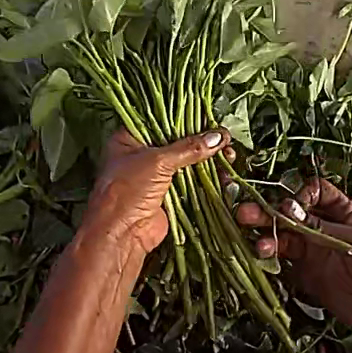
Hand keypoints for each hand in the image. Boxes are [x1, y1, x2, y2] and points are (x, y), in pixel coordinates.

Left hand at [85, 129, 226, 255]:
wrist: (121, 235)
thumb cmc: (128, 190)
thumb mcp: (158, 161)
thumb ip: (189, 147)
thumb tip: (219, 136)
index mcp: (130, 138)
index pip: (163, 119)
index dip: (187, 117)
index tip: (212, 118)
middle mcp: (143, 153)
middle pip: (179, 141)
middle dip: (204, 141)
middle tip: (226, 140)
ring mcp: (157, 175)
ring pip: (189, 162)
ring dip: (209, 160)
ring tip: (229, 156)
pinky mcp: (170, 193)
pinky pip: (193, 181)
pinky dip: (208, 177)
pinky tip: (224, 173)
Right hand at [233, 178, 351, 352]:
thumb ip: (324, 227)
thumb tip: (289, 210)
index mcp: (344, 213)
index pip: (315, 192)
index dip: (300, 197)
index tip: (292, 209)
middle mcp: (325, 230)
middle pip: (291, 214)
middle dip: (268, 213)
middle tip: (244, 214)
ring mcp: (315, 254)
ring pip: (283, 238)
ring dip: (266, 237)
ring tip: (256, 245)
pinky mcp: (308, 277)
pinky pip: (283, 265)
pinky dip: (269, 261)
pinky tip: (261, 260)